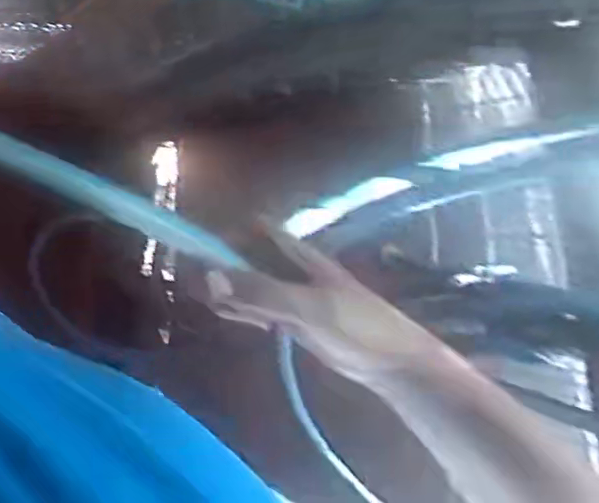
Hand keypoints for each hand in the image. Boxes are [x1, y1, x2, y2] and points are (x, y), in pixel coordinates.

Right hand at [205, 227, 450, 383]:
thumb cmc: (361, 326)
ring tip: (207, 299)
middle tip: (196, 279)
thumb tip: (208, 276)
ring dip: (222, 287)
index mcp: (293, 252)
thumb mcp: (308, 308)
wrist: (402, 369)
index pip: (250, 228)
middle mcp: (285, 266)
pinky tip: (222, 311)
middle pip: (240, 254)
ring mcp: (286, 291)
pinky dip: (234, 305)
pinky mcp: (288, 315)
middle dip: (216, 263)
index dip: (225, 231)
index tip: (201, 248)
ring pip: (242, 280)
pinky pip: (251, 303)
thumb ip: (259, 291)